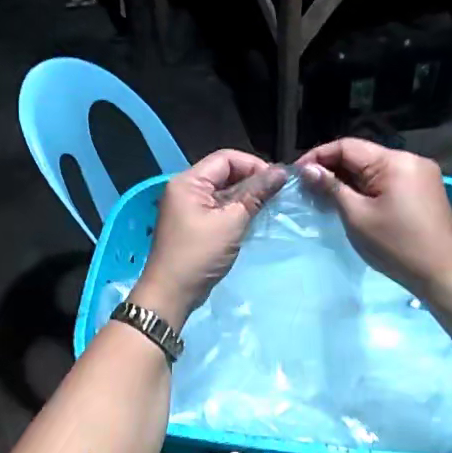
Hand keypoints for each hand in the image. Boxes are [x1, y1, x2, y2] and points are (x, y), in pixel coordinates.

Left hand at [129, 149, 285, 325]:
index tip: (276, 181)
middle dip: (251, 180)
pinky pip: (217, 207)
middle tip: (276, 194)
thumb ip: (256, 194)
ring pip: (222, 191)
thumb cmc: (199, 255)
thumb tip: (281, 173)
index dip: (253, 165)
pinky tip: (252, 217)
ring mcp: (188, 207)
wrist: (171, 294)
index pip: (226, 158)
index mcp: (188, 181)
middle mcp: (185, 188)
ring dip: (245, 196)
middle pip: (224, 172)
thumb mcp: (232, 222)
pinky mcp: (193, 223)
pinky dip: (235, 209)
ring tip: (268, 205)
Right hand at [296, 138, 451, 296]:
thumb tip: (307, 170)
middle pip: (362, 155)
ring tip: (325, 197)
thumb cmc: (396, 245)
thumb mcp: (357, 216)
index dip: (318, 157)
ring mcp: (420, 174)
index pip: (347, 146)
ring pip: (374, 168)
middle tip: (308, 189)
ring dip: (349, 180)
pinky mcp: (424, 189)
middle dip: (332, 169)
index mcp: (394, 161)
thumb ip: (331, 188)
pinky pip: (388, 180)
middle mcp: (410, 159)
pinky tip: (352, 203)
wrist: (444, 273)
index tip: (296, 175)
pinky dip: (367, 188)